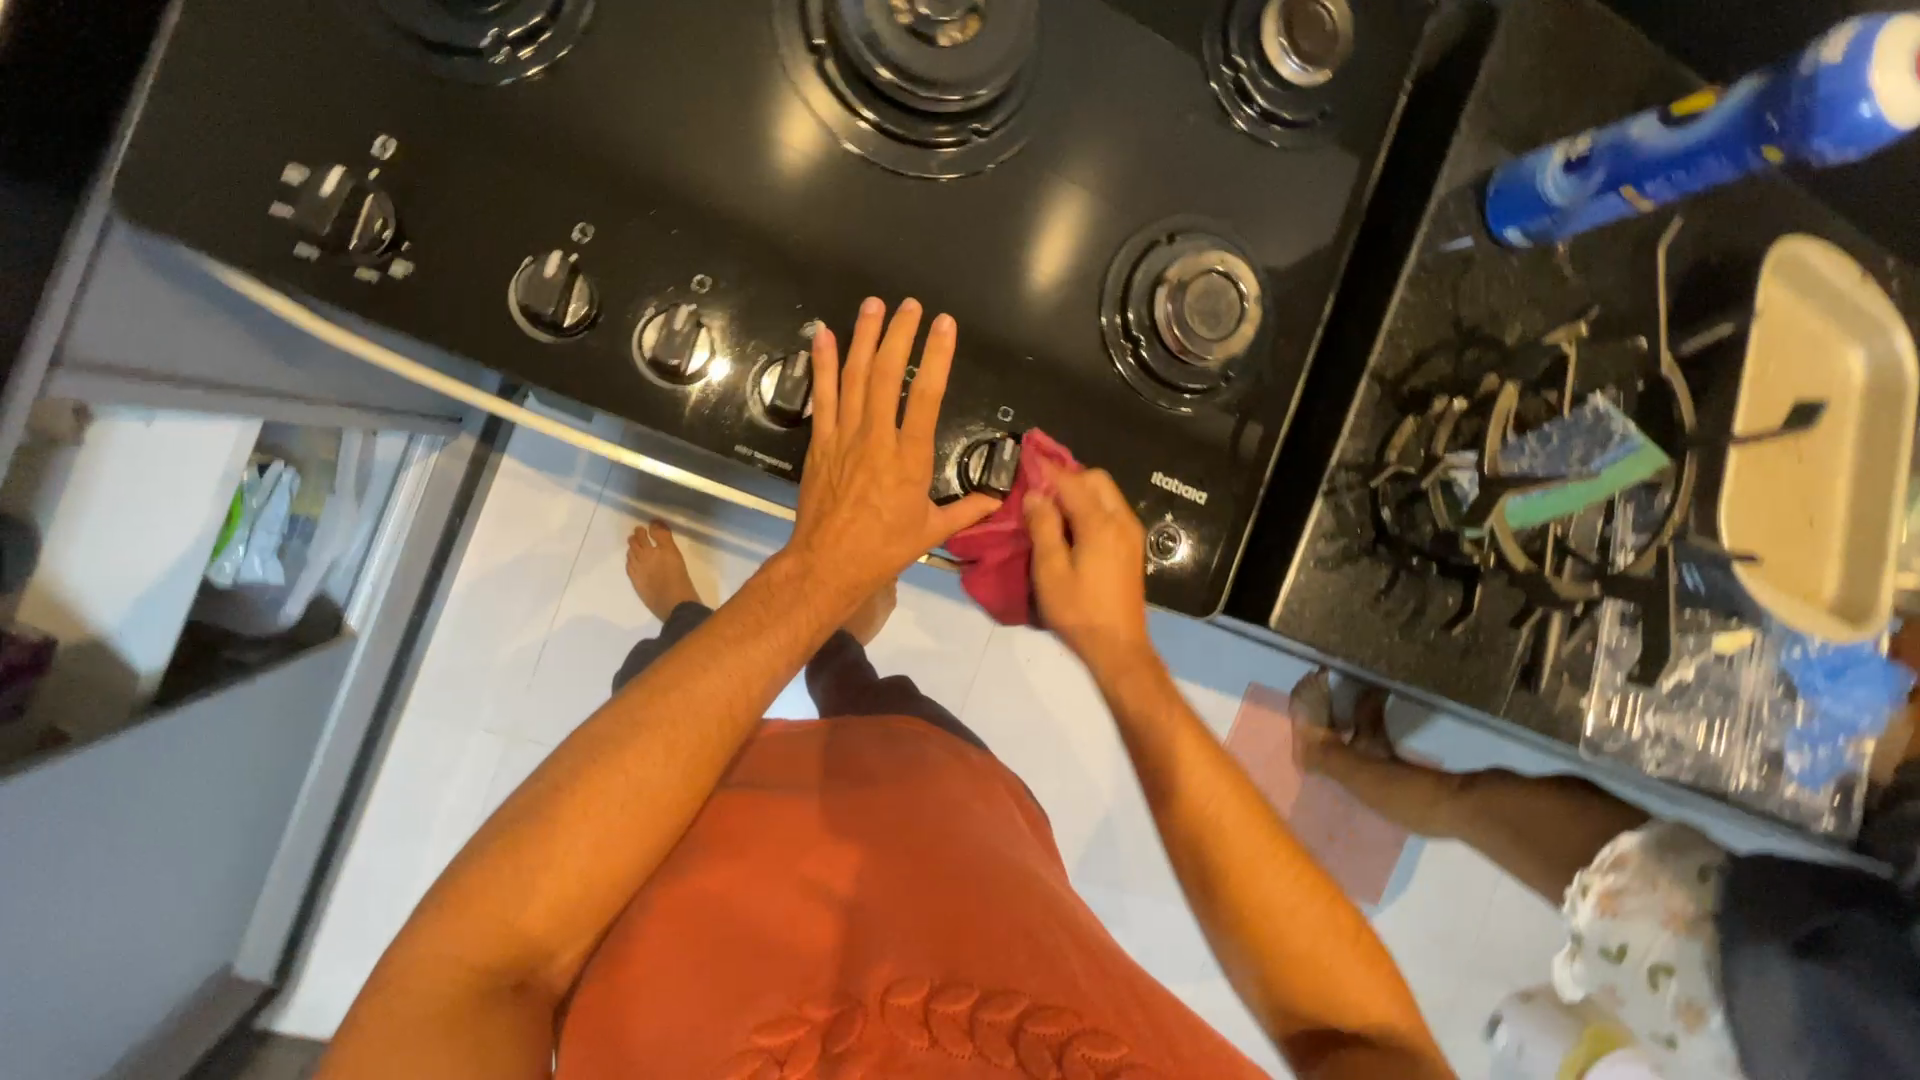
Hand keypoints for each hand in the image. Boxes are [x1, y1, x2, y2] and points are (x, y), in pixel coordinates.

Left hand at [786, 297, 999, 599]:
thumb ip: (966, 510)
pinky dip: (822, 363)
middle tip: (909, 305)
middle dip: (899, 335)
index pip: (926, 396)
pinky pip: (822, 395)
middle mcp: (877, 438)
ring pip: (854, 376)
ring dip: (864, 337)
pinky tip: (823, 335)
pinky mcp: (820, 441)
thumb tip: (998, 500)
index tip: (943, 325)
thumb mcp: (931, 531)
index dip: (937, 356)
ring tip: (873, 305)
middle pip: (887, 374)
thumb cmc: (884, 549)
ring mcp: (844, 436)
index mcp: (910, 458)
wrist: (828, 563)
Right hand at [1024, 469, 1152, 674]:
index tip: (1026, 458)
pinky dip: (1090, 508)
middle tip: (1038, 490)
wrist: (1118, 646)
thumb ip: (1043, 527)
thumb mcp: (1050, 570)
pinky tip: (1070, 526)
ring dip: (1079, 492)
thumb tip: (1036, 495)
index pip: (1071, 482)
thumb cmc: (1079, 610)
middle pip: (1096, 480)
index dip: (1047, 469)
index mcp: (1100, 524)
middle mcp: (1121, 521)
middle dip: (1068, 477)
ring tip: (1050, 508)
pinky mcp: (1131, 547)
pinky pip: (1110, 512)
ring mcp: (1131, 534)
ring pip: (1106, 495)